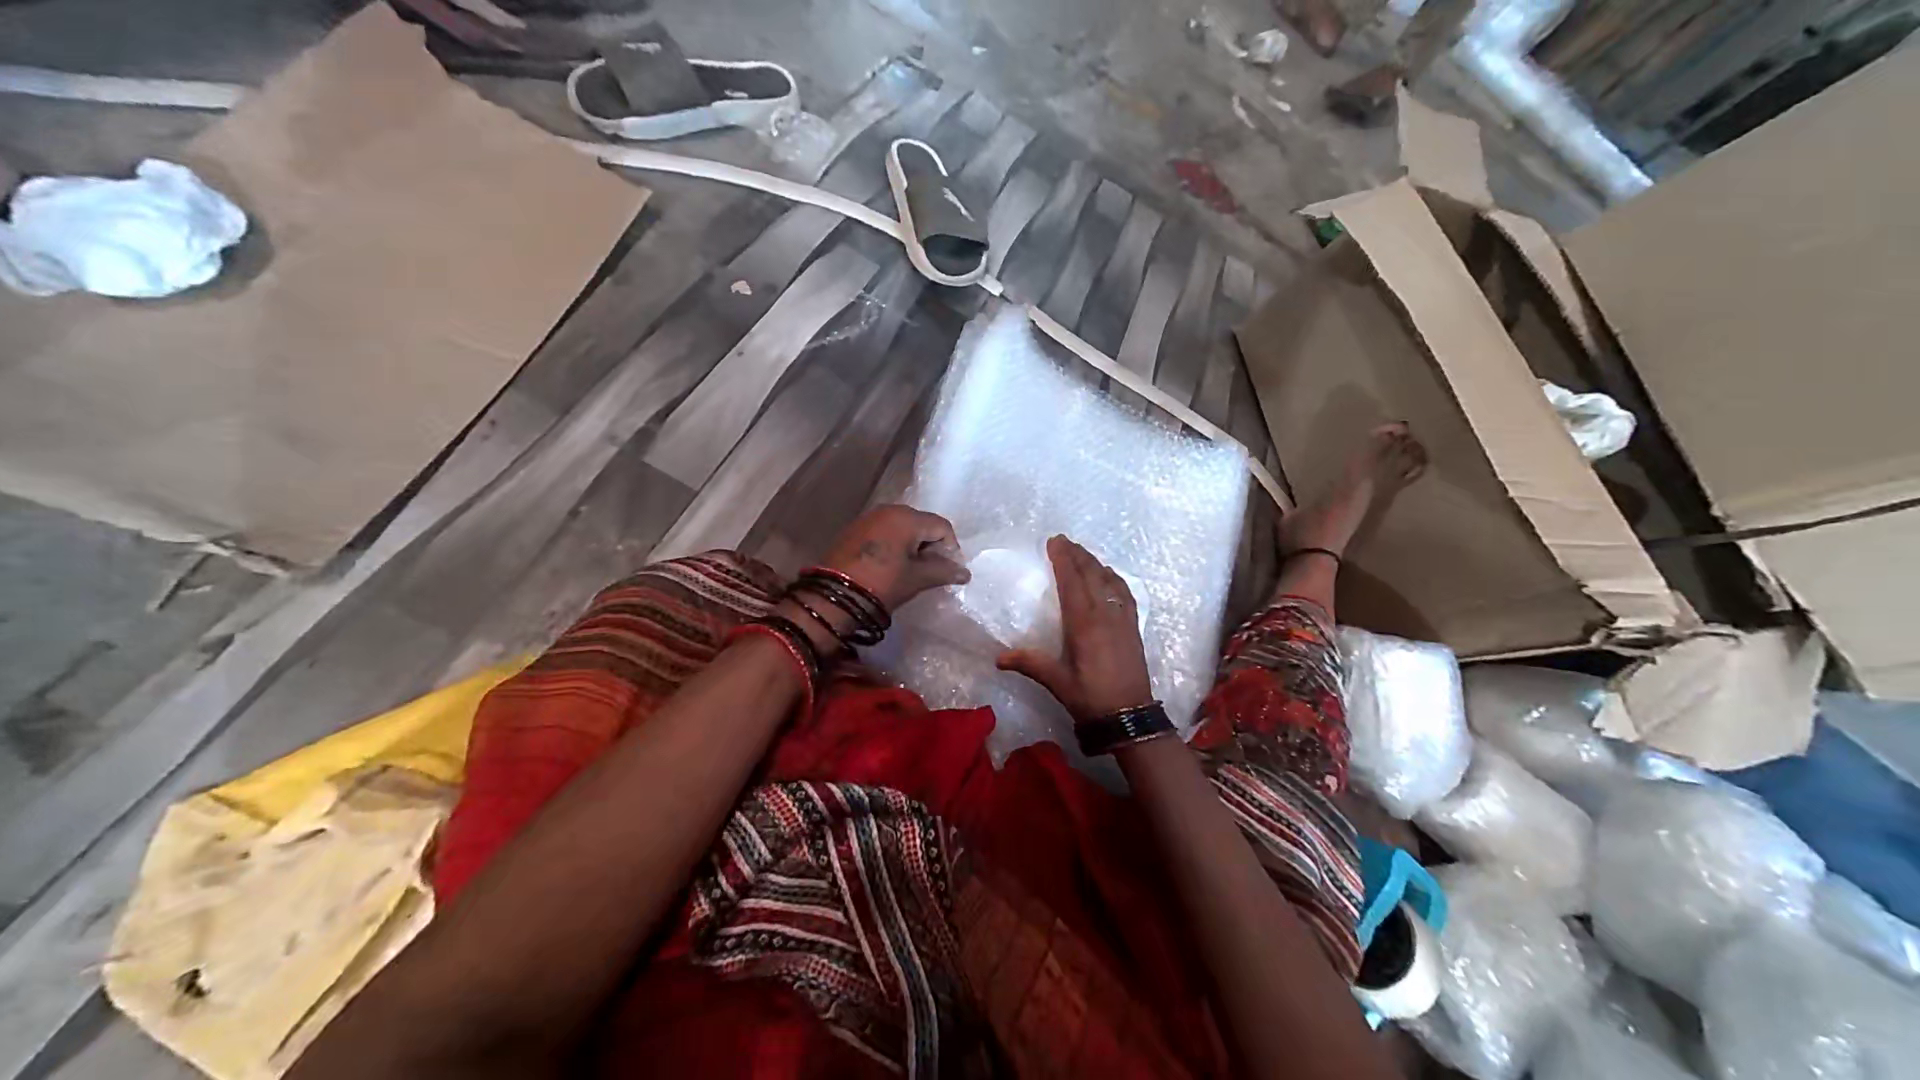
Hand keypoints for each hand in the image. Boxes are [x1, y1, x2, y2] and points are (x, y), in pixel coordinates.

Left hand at [820, 505, 970, 610]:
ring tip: (911, 572)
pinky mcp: (854, 530)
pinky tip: (891, 567)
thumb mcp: (916, 579)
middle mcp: (888, 510)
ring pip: (902, 529)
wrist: (833, 597)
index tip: (949, 572)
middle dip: (931, 547)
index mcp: (906, 517)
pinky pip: (884, 533)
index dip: (951, 549)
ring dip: (912, 547)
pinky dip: (894, 547)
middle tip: (932, 572)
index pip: (942, 526)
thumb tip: (965, 573)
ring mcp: (868, 518)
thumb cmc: (881, 583)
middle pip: (922, 524)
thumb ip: (943, 571)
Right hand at [996, 535, 1152, 720]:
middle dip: (1078, 555)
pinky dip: (1115, 579)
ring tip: (1083, 553)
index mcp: (1084, 624)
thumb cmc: (1090, 698)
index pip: (1073, 582)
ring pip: (1110, 581)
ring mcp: (1123, 619)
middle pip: (1092, 575)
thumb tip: (998, 658)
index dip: (1064, 560)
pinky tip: (1110, 576)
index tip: (1055, 542)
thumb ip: (1030, 664)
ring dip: (1096, 563)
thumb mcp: (1057, 682)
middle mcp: (1105, 615)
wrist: (1130, 717)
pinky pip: (1125, 594)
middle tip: (1064, 541)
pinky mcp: (1133, 628)